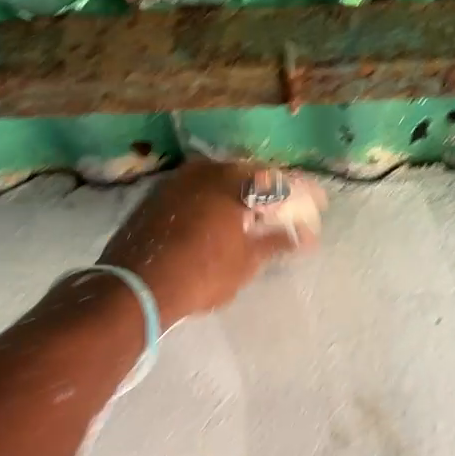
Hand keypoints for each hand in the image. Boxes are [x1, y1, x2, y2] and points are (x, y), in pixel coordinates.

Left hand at [98, 161, 326, 326]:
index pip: (280, 181)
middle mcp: (209, 170)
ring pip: (222, 180)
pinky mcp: (160, 194)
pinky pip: (200, 189)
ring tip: (257, 214)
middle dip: (272, 191)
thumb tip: (308, 236)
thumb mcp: (245, 263)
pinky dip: (217, 199)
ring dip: (243, 194)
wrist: (134, 285)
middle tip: (288, 208)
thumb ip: (277, 243)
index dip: (304, 192)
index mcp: (236, 181)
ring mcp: (180, 179)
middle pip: (251, 175)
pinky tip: (222, 217)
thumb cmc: (200, 275)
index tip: (320, 203)